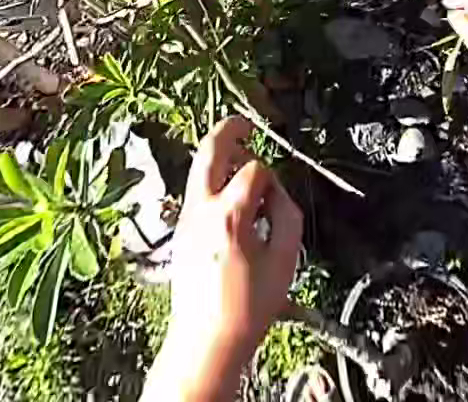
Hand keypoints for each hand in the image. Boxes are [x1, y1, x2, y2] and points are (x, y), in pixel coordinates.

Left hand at [144, 116, 302, 400]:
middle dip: (228, 129)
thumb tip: (277, 190)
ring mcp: (186, 217)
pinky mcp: (180, 229)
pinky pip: (195, 188)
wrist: (205, 344)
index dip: (270, 177)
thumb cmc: (248, 307)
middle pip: (209, 149)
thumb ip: (287, 214)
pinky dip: (212, 176)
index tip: (276, 198)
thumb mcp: (284, 261)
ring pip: (198, 166)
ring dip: (219, 153)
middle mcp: (201, 208)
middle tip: (244, 123)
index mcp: (228, 215)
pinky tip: (228, 189)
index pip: (253, 170)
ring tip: (240, 155)